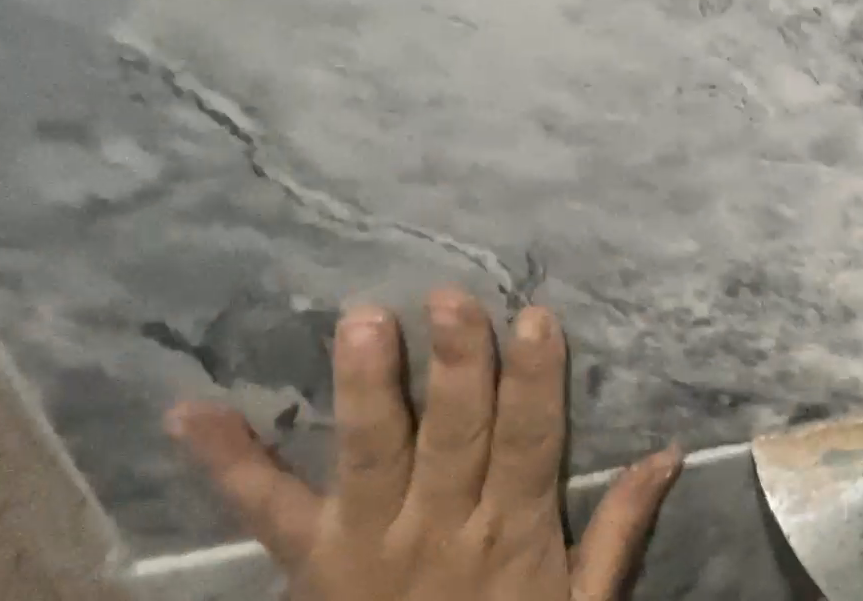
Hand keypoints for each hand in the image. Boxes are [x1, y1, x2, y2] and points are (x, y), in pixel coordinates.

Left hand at [166, 288, 681, 600]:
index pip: (528, 442)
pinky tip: (192, 411)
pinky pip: (267, 511)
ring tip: (361, 322)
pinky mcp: (309, 562)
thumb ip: (620, 530)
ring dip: (367, 390)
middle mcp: (440, 527)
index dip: (534, 381)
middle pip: (454, 436)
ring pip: (371, 456)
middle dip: (457, 366)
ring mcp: (366, 543)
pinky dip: (230, 462)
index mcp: (511, 532)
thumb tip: (670, 452)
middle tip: (448, 300)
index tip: (537, 319)